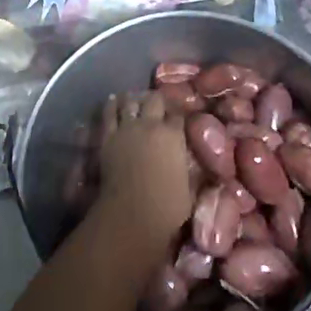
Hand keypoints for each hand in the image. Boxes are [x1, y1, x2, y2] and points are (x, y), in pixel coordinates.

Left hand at [94, 91, 194, 245]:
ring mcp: (127, 128)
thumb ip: (193, 173)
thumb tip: (201, 169)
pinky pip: (109, 113)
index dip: (178, 112)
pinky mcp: (108, 136)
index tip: (178, 114)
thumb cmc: (167, 207)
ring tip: (134, 96)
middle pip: (154, 99)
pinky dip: (112, 104)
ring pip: (130, 101)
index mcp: (174, 135)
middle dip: (157, 100)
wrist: (132, 214)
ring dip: (134, 98)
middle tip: (157, 104)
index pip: (178, 114)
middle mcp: (151, 124)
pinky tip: (113, 99)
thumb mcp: (190, 190)